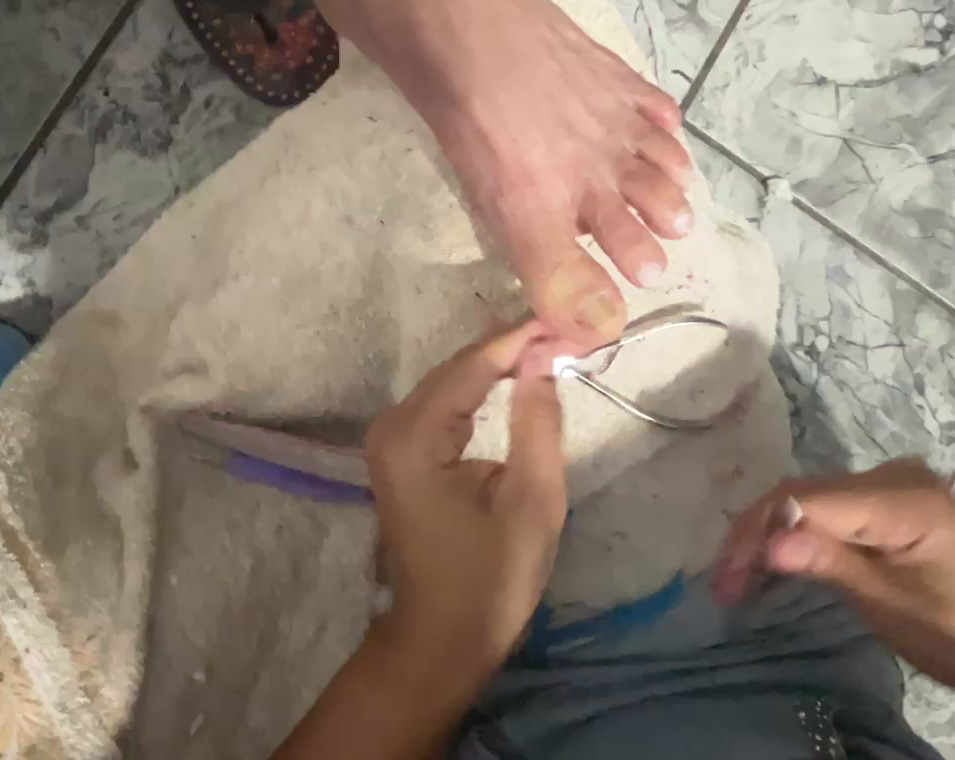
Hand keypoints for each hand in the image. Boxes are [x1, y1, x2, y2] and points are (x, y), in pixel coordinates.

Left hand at [355, 0, 695, 348]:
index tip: (650, 274)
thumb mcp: (516, 214)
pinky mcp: (598, 61)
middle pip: (645, 188)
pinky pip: (643, 94)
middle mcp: (608, 152)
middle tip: (676, 227)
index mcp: (586, 193)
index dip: (635, 257)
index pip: (620, 236)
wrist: (469, 27)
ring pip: (650, 144)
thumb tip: (604, 329)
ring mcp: (607, 102)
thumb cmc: (482, 129)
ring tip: (681, 183)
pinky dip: (660, 113)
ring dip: (668, 168)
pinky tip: (664, 117)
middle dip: (661, 214)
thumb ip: (560, 272)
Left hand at [363, 320, 569, 678]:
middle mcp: (391, 427)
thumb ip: (538, 423)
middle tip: (564, 327)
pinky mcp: (401, 450)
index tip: (563, 317)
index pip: (470, 367)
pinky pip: (445, 404)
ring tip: (549, 343)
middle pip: (457, 369)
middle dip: (509, 346)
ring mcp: (391, 438)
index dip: (518, 338)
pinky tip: (514, 373)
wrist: (441, 638)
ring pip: (451, 382)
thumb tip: (542, 358)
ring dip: (498, 364)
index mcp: (413, 438)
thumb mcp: (532, 501)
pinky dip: (481, 388)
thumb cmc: (491, 579)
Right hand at [711, 458, 954, 705]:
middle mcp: (894, 475)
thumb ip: (832, 565)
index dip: (756, 532)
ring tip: (742, 577)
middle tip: (726, 584)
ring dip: (774, 535)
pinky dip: (803, 534)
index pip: (804, 499)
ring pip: (813, 499)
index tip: (725, 579)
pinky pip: (834, 508)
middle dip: (758, 536)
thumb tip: (766, 543)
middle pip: (804, 494)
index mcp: (902, 497)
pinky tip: (781, 558)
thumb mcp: (898, 609)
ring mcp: (896, 485)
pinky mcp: (897, 502)